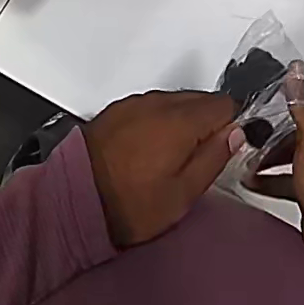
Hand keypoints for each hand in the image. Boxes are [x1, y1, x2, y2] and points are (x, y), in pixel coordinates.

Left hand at [83, 91, 237, 247]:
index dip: (231, 127)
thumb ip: (214, 158)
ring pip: (177, 101)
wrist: (68, 204)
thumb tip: (235, 134)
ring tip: (168, 157)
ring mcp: (136, 103)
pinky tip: (147, 149)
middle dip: (207, 123)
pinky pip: (151, 106)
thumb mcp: (182, 195)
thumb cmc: (125, 205)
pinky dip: (157, 120)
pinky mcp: (118, 109)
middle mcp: (160, 103)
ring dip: (182, 121)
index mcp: (182, 121)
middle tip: (196, 158)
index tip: (224, 147)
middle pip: (202, 99)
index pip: (226, 105)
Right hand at [244, 79, 303, 271]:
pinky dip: (269, 178)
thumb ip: (303, 102)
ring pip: (291, 150)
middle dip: (277, 122)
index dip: (301, 87)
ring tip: (247, 156)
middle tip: (253, 125)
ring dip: (269, 151)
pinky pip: (286, 178)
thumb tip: (297, 70)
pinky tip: (251, 181)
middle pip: (302, 122)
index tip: (277, 89)